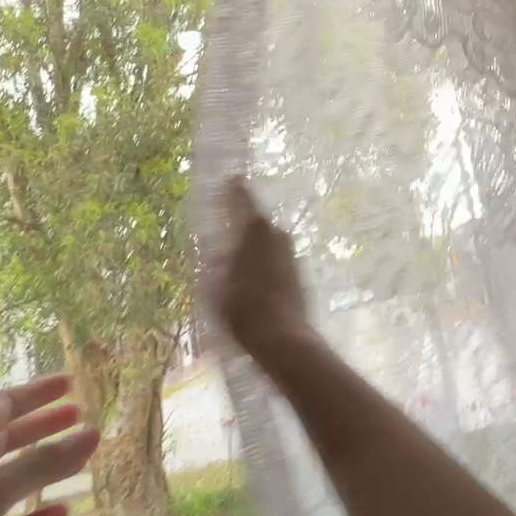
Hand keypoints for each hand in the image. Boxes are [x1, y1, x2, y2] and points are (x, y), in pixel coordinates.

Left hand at [0, 374, 99, 515]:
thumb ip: (40, 465)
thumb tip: (92, 432)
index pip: (0, 406)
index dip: (35, 392)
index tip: (71, 382)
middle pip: (3, 441)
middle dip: (41, 427)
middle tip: (80, 416)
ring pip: (5, 485)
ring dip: (41, 473)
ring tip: (79, 463)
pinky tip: (58, 515)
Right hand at [217, 176, 311, 354]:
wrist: (281, 337)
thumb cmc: (242, 308)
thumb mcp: (216, 284)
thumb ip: (216, 260)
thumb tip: (217, 249)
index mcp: (256, 230)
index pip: (243, 200)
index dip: (235, 190)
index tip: (231, 178)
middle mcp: (278, 234)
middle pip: (256, 222)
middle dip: (241, 224)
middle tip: (225, 227)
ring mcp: (292, 253)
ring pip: (267, 242)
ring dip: (253, 246)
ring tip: (234, 259)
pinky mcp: (299, 271)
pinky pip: (275, 258)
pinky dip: (263, 262)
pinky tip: (251, 279)